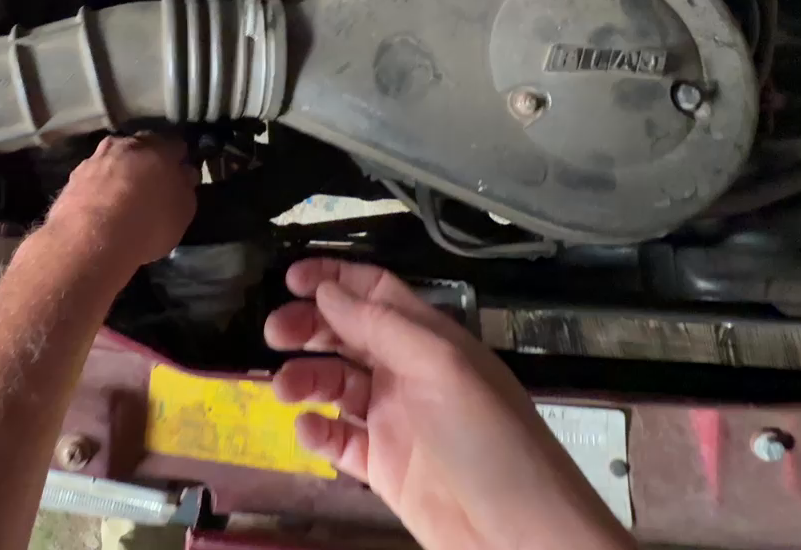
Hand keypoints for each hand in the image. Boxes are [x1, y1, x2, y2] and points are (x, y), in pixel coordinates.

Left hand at [46, 134, 196, 269]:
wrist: (89, 238)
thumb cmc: (146, 224)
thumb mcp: (182, 212)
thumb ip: (185, 187)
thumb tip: (184, 173)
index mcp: (157, 149)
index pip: (175, 145)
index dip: (179, 159)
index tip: (180, 174)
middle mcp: (126, 145)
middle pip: (142, 146)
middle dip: (148, 160)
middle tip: (152, 183)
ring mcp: (96, 157)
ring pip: (114, 157)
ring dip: (120, 170)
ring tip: (123, 196)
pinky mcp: (74, 175)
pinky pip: (94, 175)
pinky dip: (99, 184)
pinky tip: (101, 205)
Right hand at [265, 260, 632, 549]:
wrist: (527, 546)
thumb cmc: (491, 443)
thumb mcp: (441, 368)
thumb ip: (380, 325)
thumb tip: (325, 288)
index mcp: (427, 340)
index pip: (375, 291)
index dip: (334, 278)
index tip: (290, 279)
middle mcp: (407, 372)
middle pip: (346, 333)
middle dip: (307, 326)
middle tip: (273, 333)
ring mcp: (394, 421)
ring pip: (335, 383)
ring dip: (305, 377)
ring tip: (284, 389)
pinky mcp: (384, 468)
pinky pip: (339, 439)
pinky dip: (317, 431)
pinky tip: (308, 430)